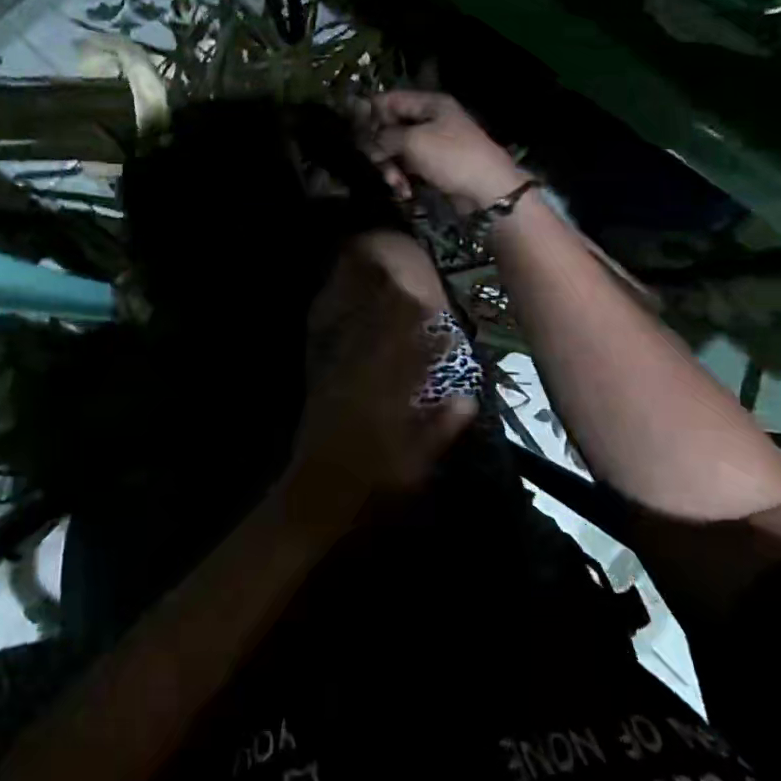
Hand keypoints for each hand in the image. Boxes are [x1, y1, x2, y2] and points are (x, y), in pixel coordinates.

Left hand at [288, 234, 476, 519]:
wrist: (312, 499)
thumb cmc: (369, 488)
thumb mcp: (412, 468)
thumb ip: (439, 431)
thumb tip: (467, 400)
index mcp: (388, 402)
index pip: (412, 359)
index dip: (426, 335)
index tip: (441, 315)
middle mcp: (365, 384)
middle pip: (384, 339)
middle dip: (396, 310)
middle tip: (409, 282)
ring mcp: (341, 384)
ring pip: (361, 339)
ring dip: (374, 311)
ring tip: (386, 287)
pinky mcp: (325, 388)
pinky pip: (341, 350)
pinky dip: (352, 330)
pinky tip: (357, 320)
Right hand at [360, 91, 526, 213]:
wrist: (489, 190)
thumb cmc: (452, 158)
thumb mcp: (414, 141)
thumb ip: (384, 136)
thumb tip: (366, 139)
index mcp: (429, 103)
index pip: (387, 100)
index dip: (369, 116)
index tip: (358, 136)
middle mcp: (430, 119)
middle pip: (390, 127)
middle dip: (381, 148)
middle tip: (378, 165)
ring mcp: (433, 143)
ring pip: (397, 150)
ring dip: (391, 168)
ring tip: (396, 185)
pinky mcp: (434, 166)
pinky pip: (409, 167)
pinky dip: (404, 178)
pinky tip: (405, 192)